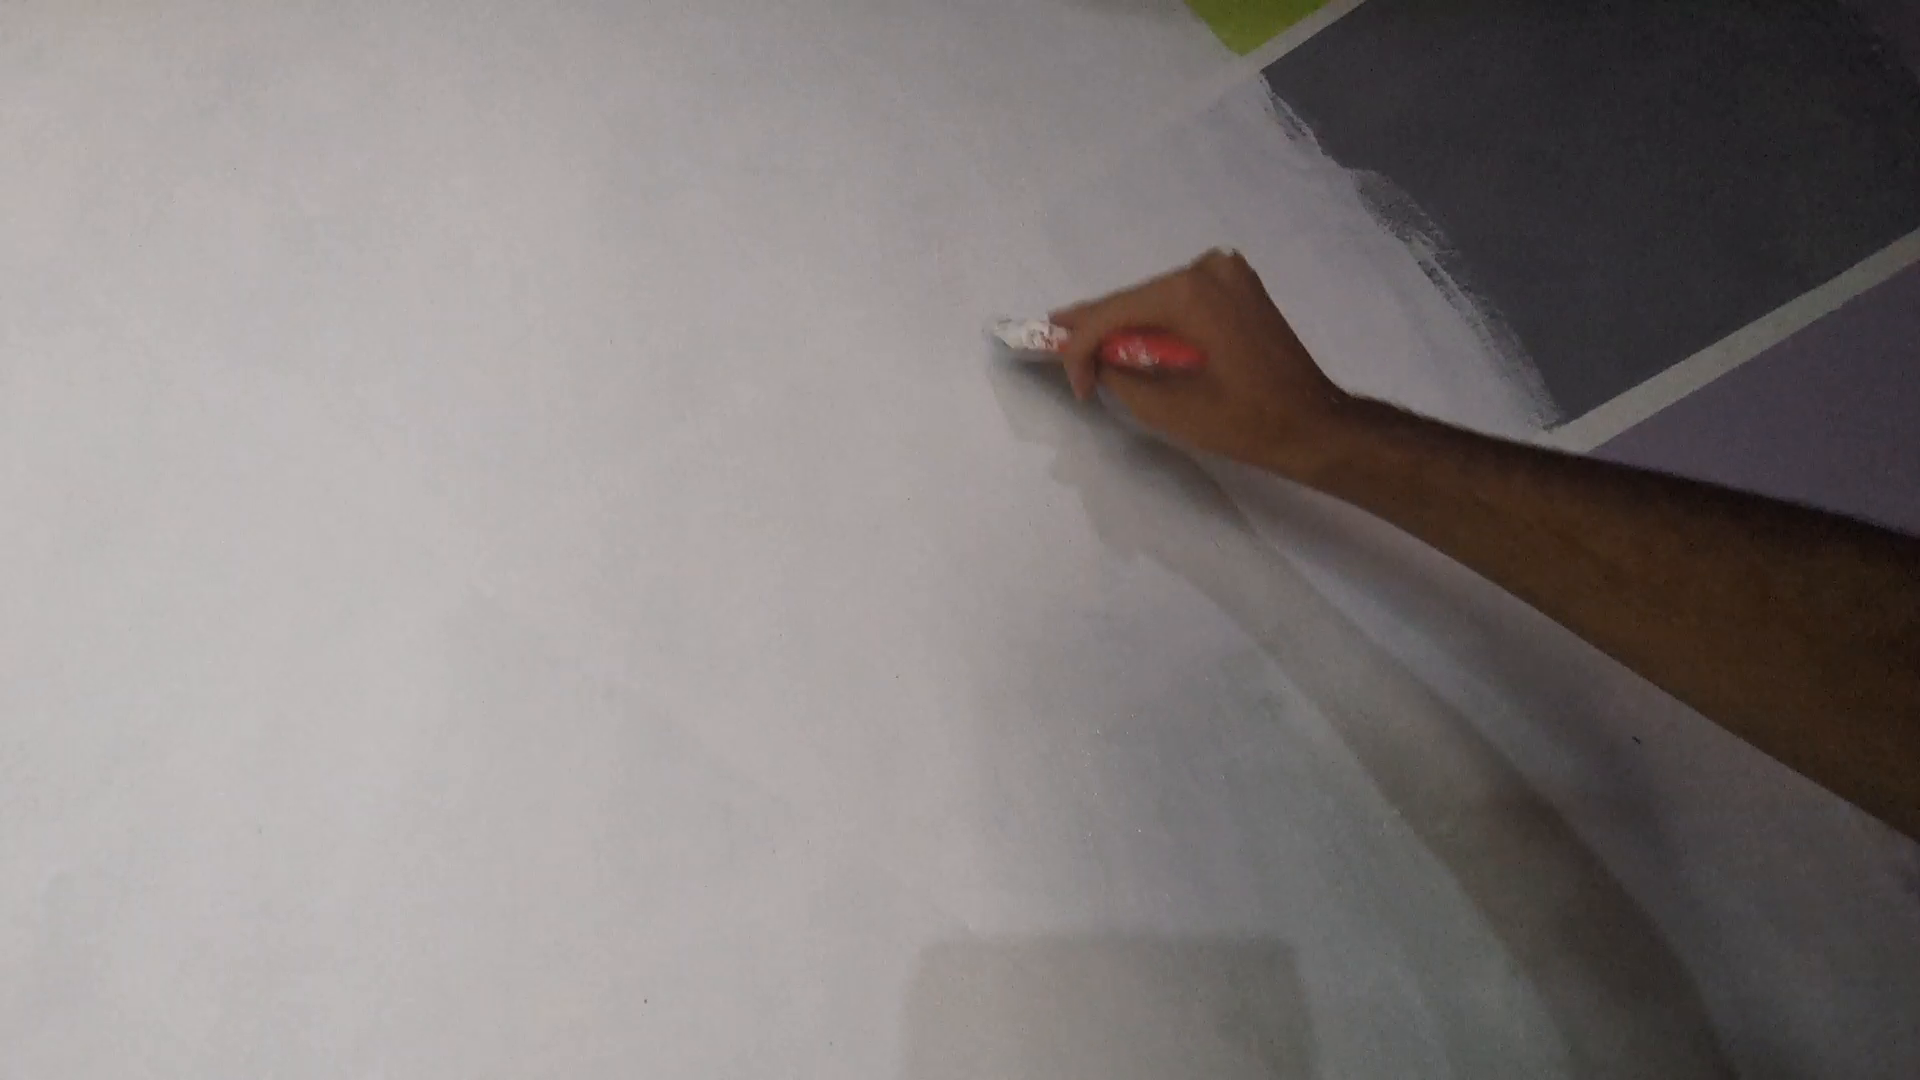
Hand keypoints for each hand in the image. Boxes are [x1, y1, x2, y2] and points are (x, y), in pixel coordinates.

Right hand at [1052, 250, 1353, 477]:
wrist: (1312, 423)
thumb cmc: (1243, 421)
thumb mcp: (1167, 407)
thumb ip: (1121, 376)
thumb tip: (1100, 360)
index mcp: (1191, 293)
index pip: (1115, 312)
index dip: (1080, 347)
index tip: (1074, 385)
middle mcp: (1209, 268)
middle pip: (1133, 299)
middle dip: (1096, 326)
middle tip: (1052, 335)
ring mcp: (1228, 273)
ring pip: (1154, 300)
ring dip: (1123, 323)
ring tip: (1081, 341)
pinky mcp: (1239, 288)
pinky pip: (1180, 302)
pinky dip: (1154, 321)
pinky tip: (1127, 334)